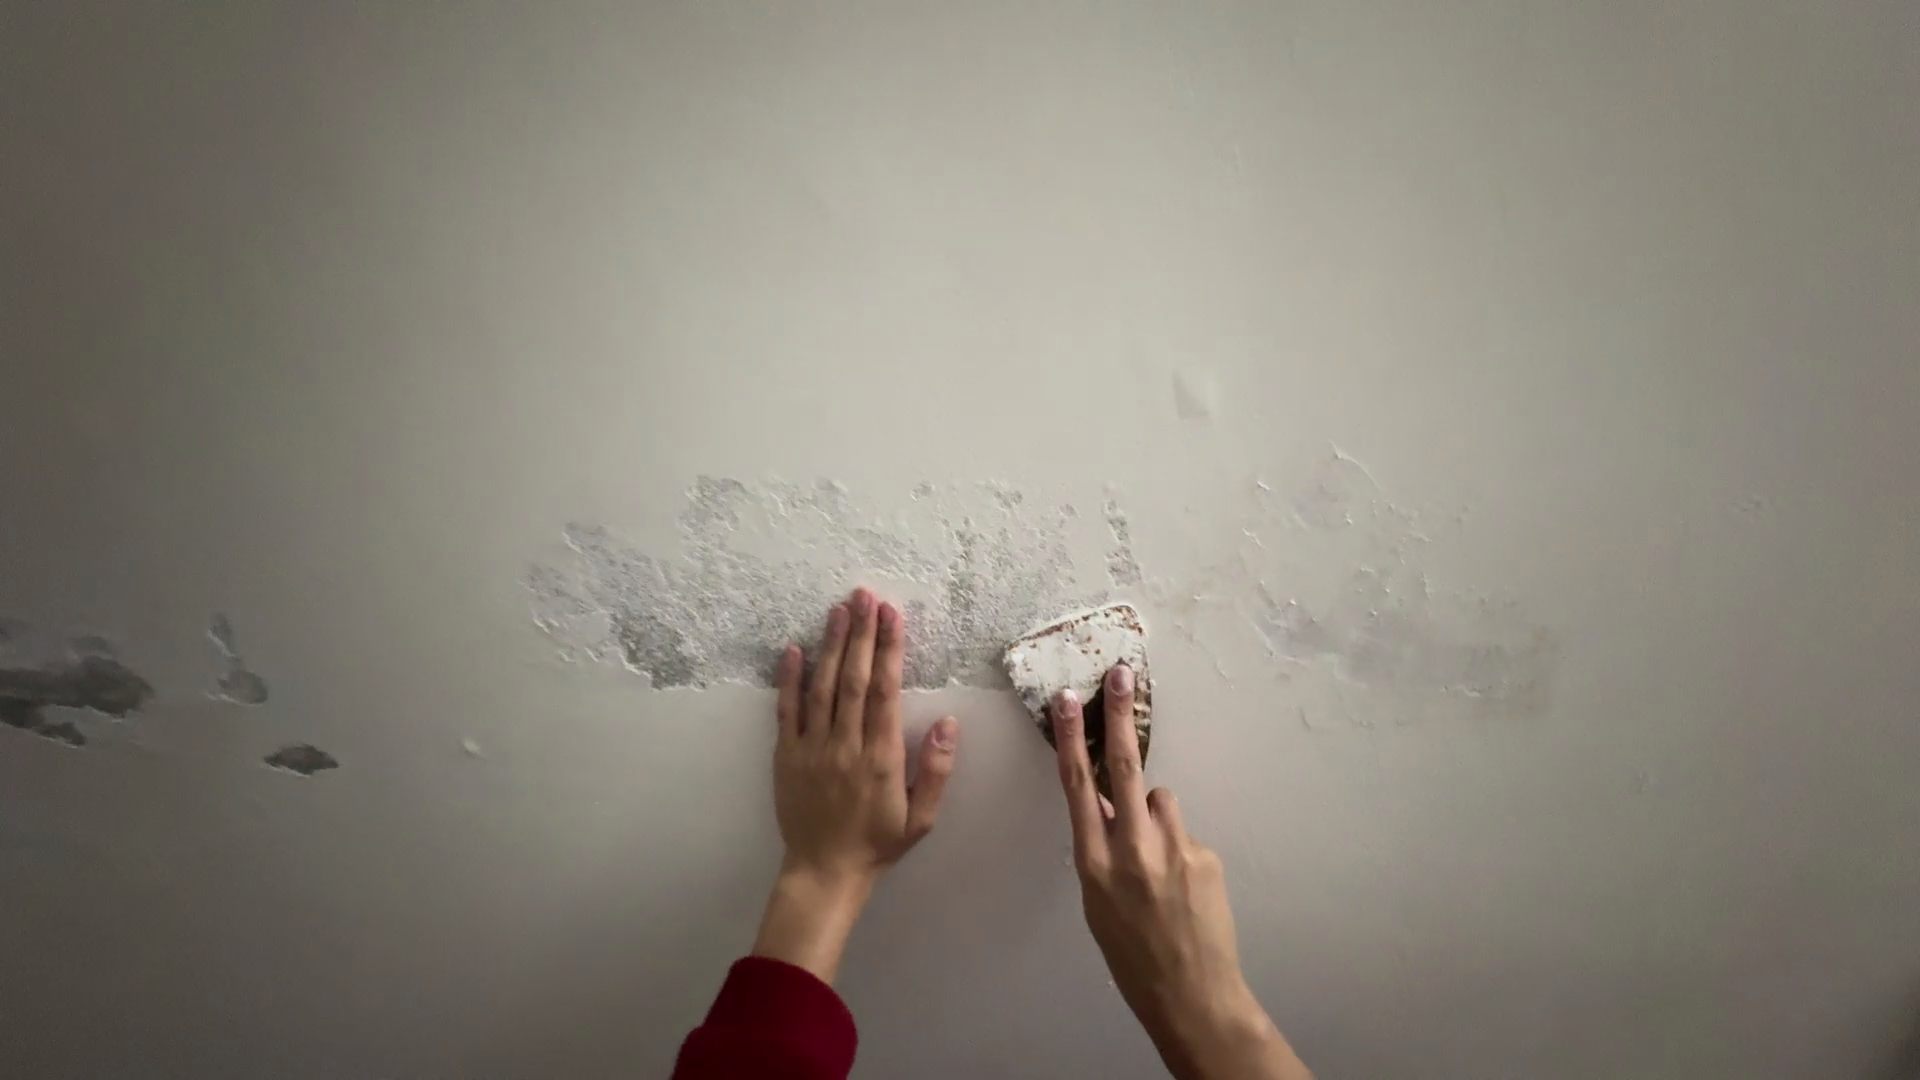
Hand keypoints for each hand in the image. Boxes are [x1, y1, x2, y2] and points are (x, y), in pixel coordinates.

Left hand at [751, 586, 958, 983]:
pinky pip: (787, 711)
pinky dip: (790, 679)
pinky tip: (794, 649)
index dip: (889, 650)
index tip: (892, 616)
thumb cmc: (878, 843)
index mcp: (881, 757)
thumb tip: (949, 723)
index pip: (884, 692)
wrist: (823, 874)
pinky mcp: (787, 755)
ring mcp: (812, 748)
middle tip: (865, 596)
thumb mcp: (921, 819)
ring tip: (839, 610)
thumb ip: (936, 772)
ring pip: (822, 687)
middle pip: (853, 679)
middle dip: (861, 634)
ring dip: (831, 646)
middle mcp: (845, 745)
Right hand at [1052, 664, 1311, 1079]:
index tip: (1067, 700)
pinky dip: (1178, 846)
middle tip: (1122, 674)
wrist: (1192, 995)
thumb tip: (1106, 805)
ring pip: (1160, 800)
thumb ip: (1098, 845)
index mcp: (1094, 861)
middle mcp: (1132, 847)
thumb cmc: (1130, 951)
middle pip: (1123, 765)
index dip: (1069, 738)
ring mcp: (1173, 849)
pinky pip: (1183, 832)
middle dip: (1119, 714)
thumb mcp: (1096, 899)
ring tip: (1160, 861)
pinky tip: (1183, 885)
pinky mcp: (1205, 855)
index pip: (1077, 786)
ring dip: (1154, 814)